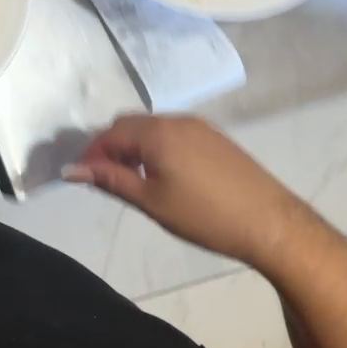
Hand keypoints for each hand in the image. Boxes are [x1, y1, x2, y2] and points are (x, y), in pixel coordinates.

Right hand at [63, 113, 324, 266]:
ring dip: (135, 146)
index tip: (84, 177)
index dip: (92, 153)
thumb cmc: (206, 216)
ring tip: (136, 178)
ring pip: (152, 127)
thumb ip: (110, 179)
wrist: (275, 226)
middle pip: (129, 124)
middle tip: (108, 178)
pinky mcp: (216, 138)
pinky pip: (173, 132)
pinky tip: (166, 174)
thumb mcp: (151, 201)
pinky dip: (158, 146)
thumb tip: (71, 169)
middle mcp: (175, 120)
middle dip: (111, 146)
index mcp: (156, 133)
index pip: (109, 133)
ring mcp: (199, 127)